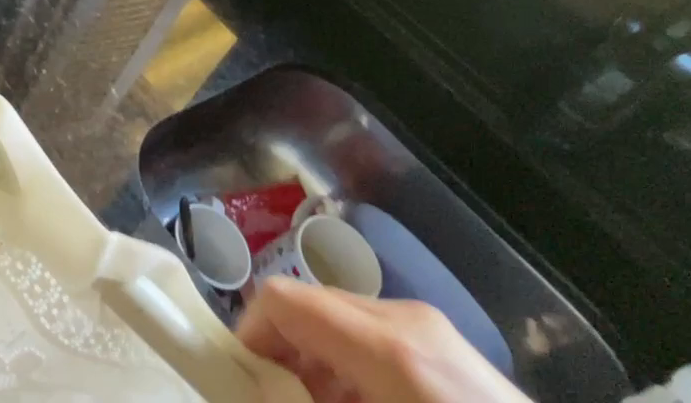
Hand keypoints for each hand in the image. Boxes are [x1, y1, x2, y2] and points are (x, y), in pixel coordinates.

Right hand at [237, 276, 530, 402]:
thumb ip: (304, 402)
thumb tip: (257, 393)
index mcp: (388, 347)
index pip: (282, 299)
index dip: (249, 335)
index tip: (245, 383)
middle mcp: (405, 319)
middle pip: (307, 305)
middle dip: (281, 353)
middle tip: (277, 401)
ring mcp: (430, 327)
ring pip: (337, 318)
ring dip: (313, 362)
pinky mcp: (444, 343)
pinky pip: (371, 335)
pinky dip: (347, 366)